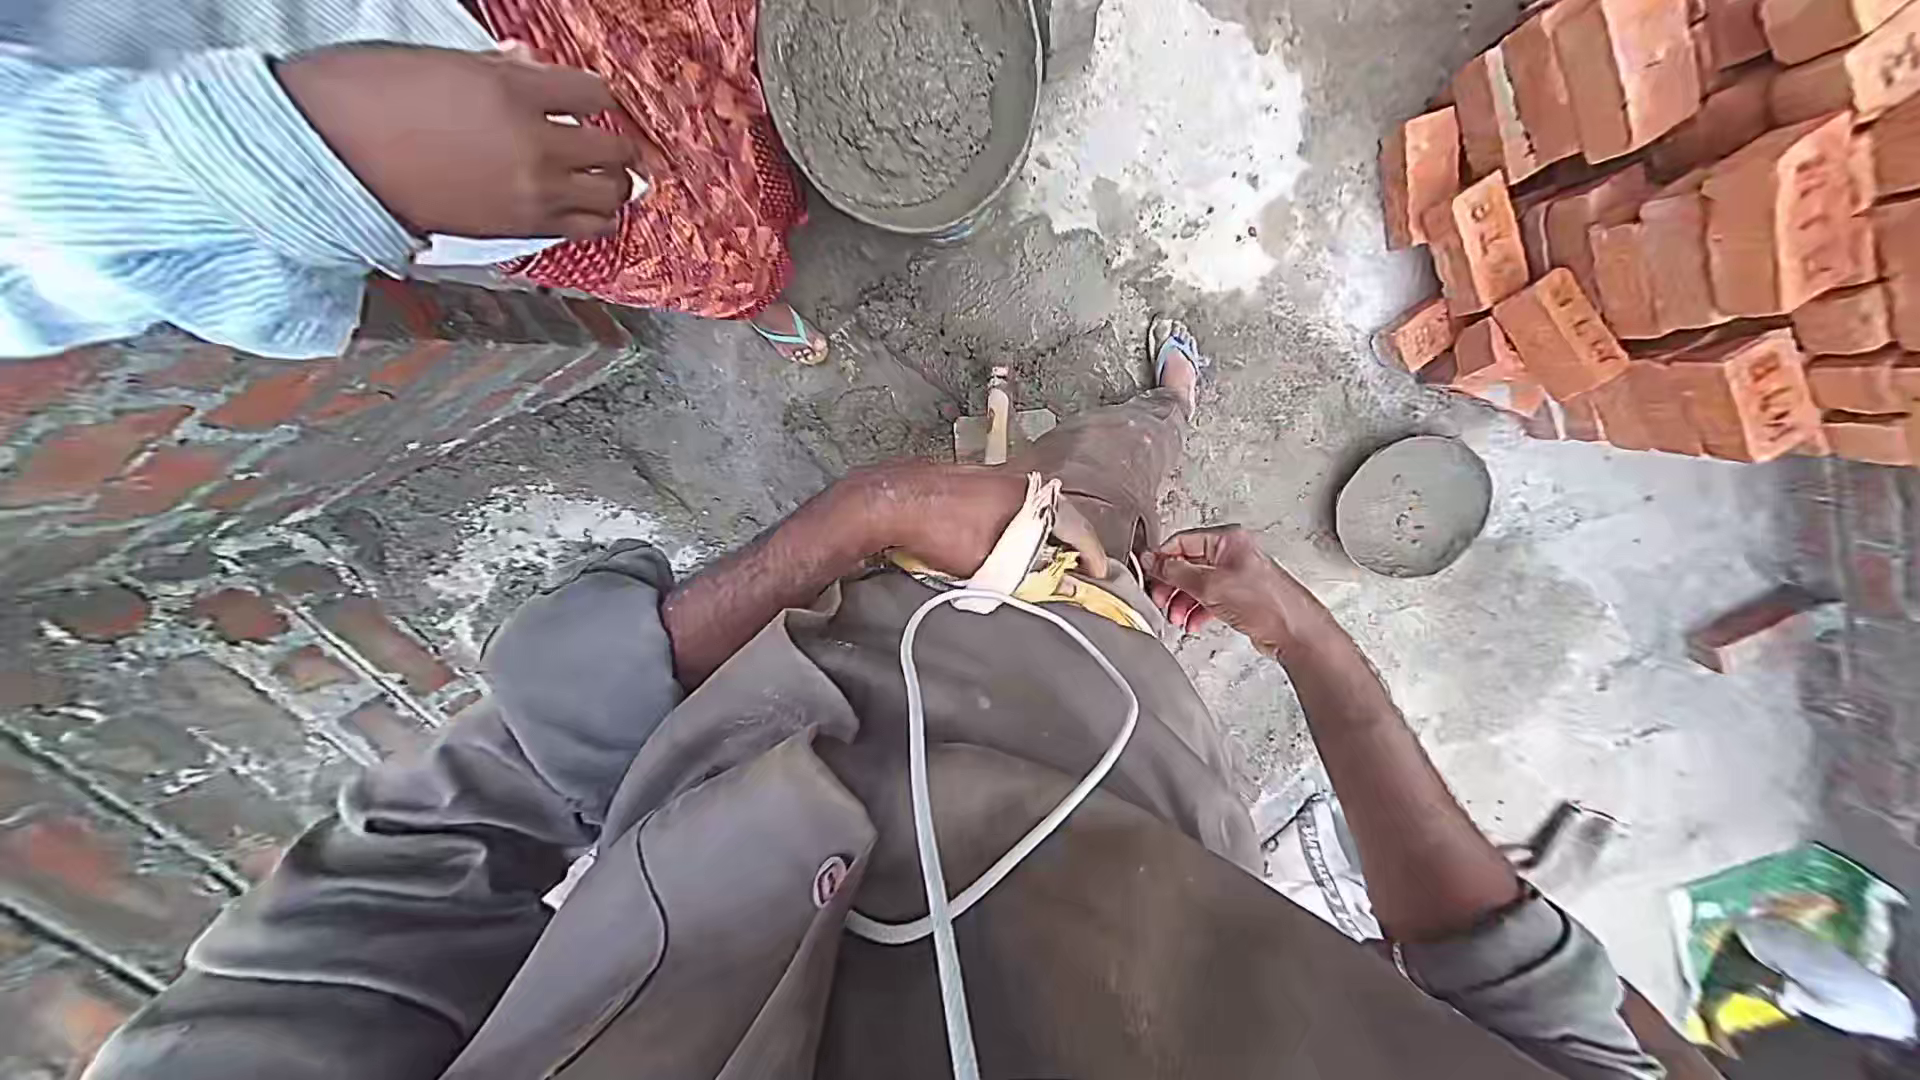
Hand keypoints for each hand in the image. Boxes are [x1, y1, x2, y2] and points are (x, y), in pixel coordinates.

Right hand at [276, 44, 640, 240]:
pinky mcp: (534, 226)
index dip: (600, 97)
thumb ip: (501, 69)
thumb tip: (535, 66)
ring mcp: (541, 191)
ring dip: (618, 183)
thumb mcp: (440, 61)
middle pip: (615, 150)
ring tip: (611, 178)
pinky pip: (593, 227)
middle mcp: (538, 145)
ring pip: (614, 194)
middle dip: (621, 145)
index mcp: (513, 91)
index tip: (597, 102)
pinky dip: (602, 216)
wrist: (340, 157)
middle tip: (618, 146)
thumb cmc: (372, 96)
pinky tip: (594, 207)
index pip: (593, 94)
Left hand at [846, 463, 1107, 578]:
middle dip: (1068, 539)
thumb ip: (1031, 573)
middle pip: (1057, 511)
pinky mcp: (972, 476)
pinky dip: (1016, 518)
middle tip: (1075, 564)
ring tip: (1043, 553)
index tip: (1098, 572)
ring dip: (1040, 528)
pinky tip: (1005, 534)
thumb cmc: (941, 533)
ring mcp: (993, 474)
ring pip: (1031, 504)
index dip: (1091, 551)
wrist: (891, 501)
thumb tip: (1064, 584)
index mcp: (1031, 496)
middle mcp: (1018, 479)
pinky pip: (1007, 499)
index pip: (1077, 526)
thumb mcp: (990, 564)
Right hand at [1142, 526, 1307, 657]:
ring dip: (1181, 602)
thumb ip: (1175, 572)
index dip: (1162, 559)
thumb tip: (1153, 561)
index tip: (1148, 572)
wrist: (1295, 633)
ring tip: (1175, 615)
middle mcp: (1232, 555)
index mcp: (1227, 541)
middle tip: (1159, 597)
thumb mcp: (1210, 585)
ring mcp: (1235, 576)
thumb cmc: (1268, 604)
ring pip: (1196, 585)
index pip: (1182, 542)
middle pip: (1187, 565)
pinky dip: (1196, 610)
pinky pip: (1208, 599)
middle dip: (1171, 585)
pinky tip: (1191, 622)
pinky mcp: (1238, 597)